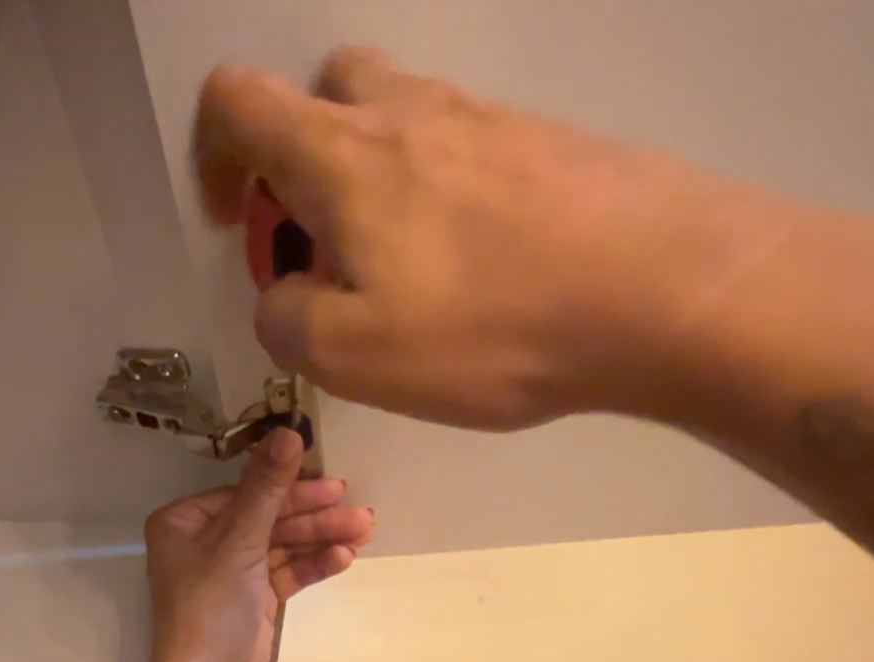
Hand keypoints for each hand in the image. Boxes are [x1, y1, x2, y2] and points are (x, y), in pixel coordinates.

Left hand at [143, 427, 374, 661]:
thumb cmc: (211, 606)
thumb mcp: (240, 541)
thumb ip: (267, 488)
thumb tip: (288, 430)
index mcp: (186, 520)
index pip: (248, 492)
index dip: (292, 487)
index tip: (335, 482)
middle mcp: (206, 540)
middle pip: (270, 517)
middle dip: (315, 516)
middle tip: (359, 510)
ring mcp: (231, 570)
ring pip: (283, 544)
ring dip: (322, 538)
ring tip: (365, 531)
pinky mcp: (253, 596)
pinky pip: (287, 570)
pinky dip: (313, 564)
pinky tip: (344, 558)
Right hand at [196, 47, 796, 430]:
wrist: (658, 291)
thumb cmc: (488, 326)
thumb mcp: (354, 356)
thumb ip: (288, 322)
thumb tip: (285, 298)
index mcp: (341, 154)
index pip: (236, 102)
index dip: (214, 155)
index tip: (239, 221)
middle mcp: (407, 111)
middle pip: (323, 93)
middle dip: (302, 161)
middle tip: (330, 244)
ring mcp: (484, 117)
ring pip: (400, 119)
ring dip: (376, 177)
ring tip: (409, 267)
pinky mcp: (544, 141)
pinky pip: (466, 150)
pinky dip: (444, 194)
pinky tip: (480, 265)